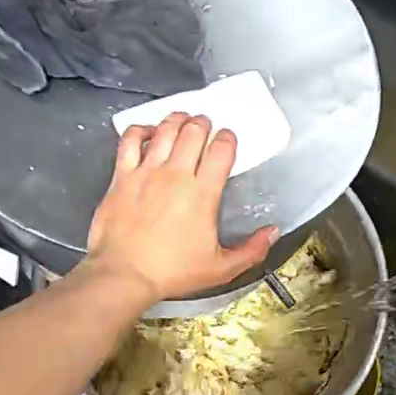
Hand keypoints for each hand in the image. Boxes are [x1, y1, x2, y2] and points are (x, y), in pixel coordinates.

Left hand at [83, 112, 277, 300]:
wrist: (125, 274)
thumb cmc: (173, 272)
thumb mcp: (220, 269)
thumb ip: (251, 250)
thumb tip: (272, 232)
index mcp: (203, 193)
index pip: (221, 150)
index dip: (228, 139)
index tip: (228, 140)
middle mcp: (176, 175)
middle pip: (193, 131)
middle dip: (203, 124)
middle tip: (205, 126)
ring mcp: (146, 172)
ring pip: (164, 130)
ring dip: (176, 120)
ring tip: (182, 120)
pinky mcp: (122, 176)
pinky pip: (130, 140)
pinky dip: (140, 130)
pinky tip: (147, 132)